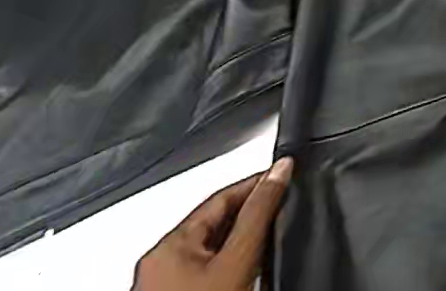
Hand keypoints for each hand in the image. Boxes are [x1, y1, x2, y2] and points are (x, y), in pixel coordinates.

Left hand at [133, 158, 293, 290]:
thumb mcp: (238, 260)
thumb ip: (260, 211)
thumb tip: (280, 169)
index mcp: (168, 247)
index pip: (221, 197)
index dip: (256, 184)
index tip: (285, 177)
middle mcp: (160, 268)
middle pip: (216, 224)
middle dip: (251, 214)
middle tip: (284, 206)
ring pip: (214, 252)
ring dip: (244, 243)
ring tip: (272, 239)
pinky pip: (210, 277)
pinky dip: (234, 268)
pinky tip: (252, 275)